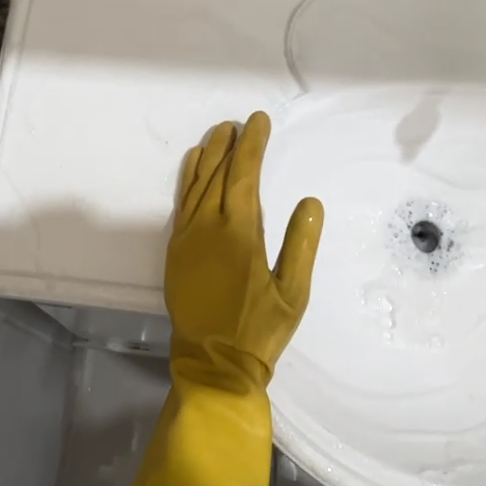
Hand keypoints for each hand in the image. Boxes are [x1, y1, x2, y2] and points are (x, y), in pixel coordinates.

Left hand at [123, 112, 323, 485]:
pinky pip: (180, 204)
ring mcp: (187, 238)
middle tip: (237, 123)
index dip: (252, 146)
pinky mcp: (175, 250)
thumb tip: (309, 202)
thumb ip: (300, 244)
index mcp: (239, 235)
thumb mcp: (292, 293)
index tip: (258, 122)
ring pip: (195, 185)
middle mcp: (208, 228)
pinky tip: (192, 166)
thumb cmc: (259, 330)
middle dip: (228, 145)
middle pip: (216, 174)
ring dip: (206, 157)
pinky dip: (187, 180)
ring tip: (217, 134)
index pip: (244, 177)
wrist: (212, 362)